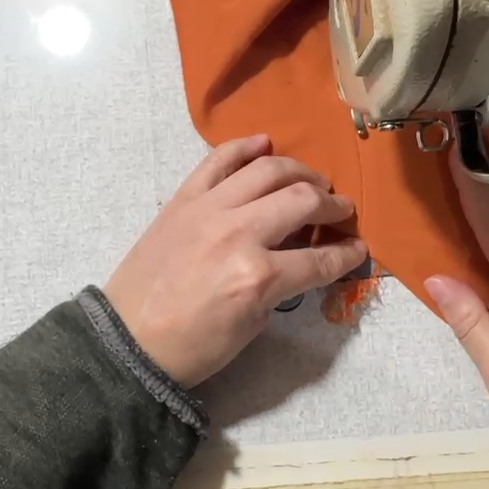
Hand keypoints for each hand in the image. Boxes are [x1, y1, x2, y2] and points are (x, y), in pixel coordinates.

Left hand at [105, 135, 366, 387]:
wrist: (129, 339)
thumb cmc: (192, 346)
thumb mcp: (251, 328)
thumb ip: (281, 288)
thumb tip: (302, 260)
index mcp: (259, 276)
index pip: (320, 259)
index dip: (346, 255)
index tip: (359, 248)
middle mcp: (239, 233)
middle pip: (302, 201)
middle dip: (332, 205)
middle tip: (341, 210)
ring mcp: (209, 209)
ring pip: (267, 170)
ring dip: (299, 171)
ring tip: (312, 181)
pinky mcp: (184, 198)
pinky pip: (218, 160)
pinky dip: (243, 147)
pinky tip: (265, 143)